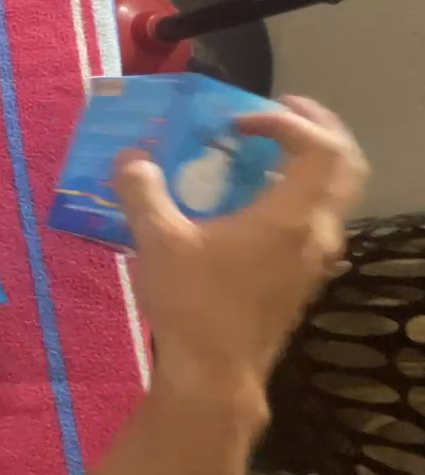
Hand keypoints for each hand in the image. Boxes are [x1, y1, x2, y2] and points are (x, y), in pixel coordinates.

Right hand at [112, 95, 366, 414]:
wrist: (216, 365)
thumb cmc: (191, 298)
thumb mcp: (154, 239)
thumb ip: (142, 192)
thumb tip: (131, 158)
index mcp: (290, 217)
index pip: (319, 151)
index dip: (285, 123)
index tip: (235, 120)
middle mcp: (317, 232)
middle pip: (343, 168)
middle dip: (315, 131)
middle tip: (279, 109)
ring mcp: (313, 256)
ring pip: (329, 194)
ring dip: (303, 163)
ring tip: (258, 150)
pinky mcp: (298, 273)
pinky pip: (308, 218)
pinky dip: (288, 192)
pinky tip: (248, 201)